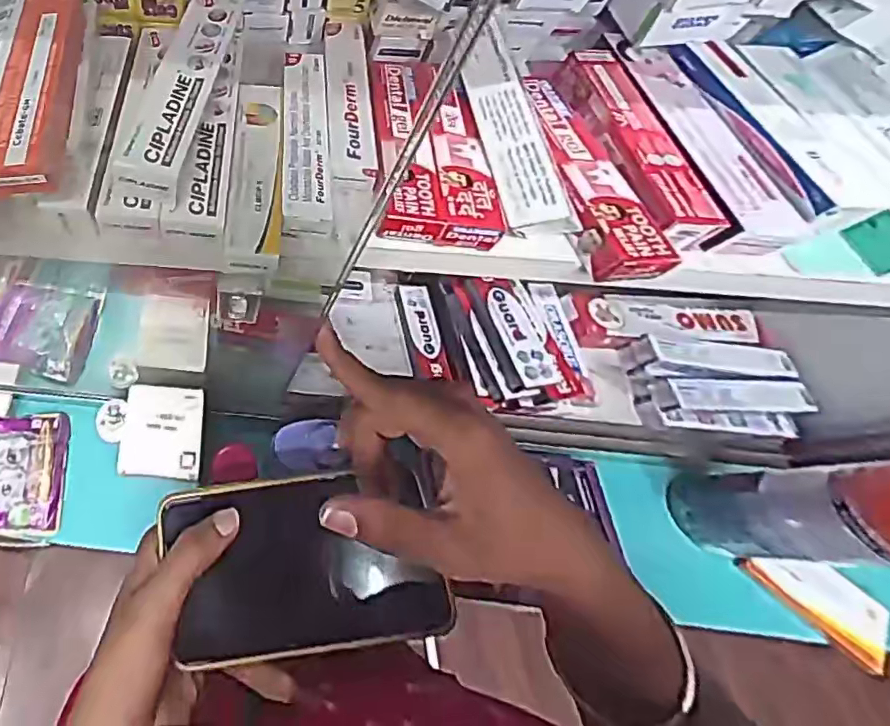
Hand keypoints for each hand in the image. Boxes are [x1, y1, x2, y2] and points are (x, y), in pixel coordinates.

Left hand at [67, 510, 294, 724]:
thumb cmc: (121, 669)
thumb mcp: (157, 602)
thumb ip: (189, 557)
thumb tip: (224, 518)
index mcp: (149, 572)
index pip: (176, 526)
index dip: (202, 513)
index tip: (236, 503)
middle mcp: (165, 597)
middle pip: (207, 566)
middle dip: (238, 563)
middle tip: (271, 555)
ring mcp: (182, 632)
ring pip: (225, 611)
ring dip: (254, 620)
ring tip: (284, 620)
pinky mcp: (197, 667)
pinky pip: (234, 654)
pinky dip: (257, 663)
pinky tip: (276, 672)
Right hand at [315, 324, 688, 722]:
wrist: (568, 554)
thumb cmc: (513, 549)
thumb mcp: (446, 547)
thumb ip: (386, 524)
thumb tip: (329, 510)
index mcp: (456, 434)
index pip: (388, 394)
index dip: (348, 366)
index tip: (321, 335)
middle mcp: (459, 410)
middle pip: (384, 402)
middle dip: (363, 441)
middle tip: (371, 493)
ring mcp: (465, 409)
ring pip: (395, 402)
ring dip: (377, 438)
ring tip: (386, 487)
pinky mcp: (467, 417)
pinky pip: (412, 407)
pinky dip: (394, 432)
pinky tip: (400, 470)